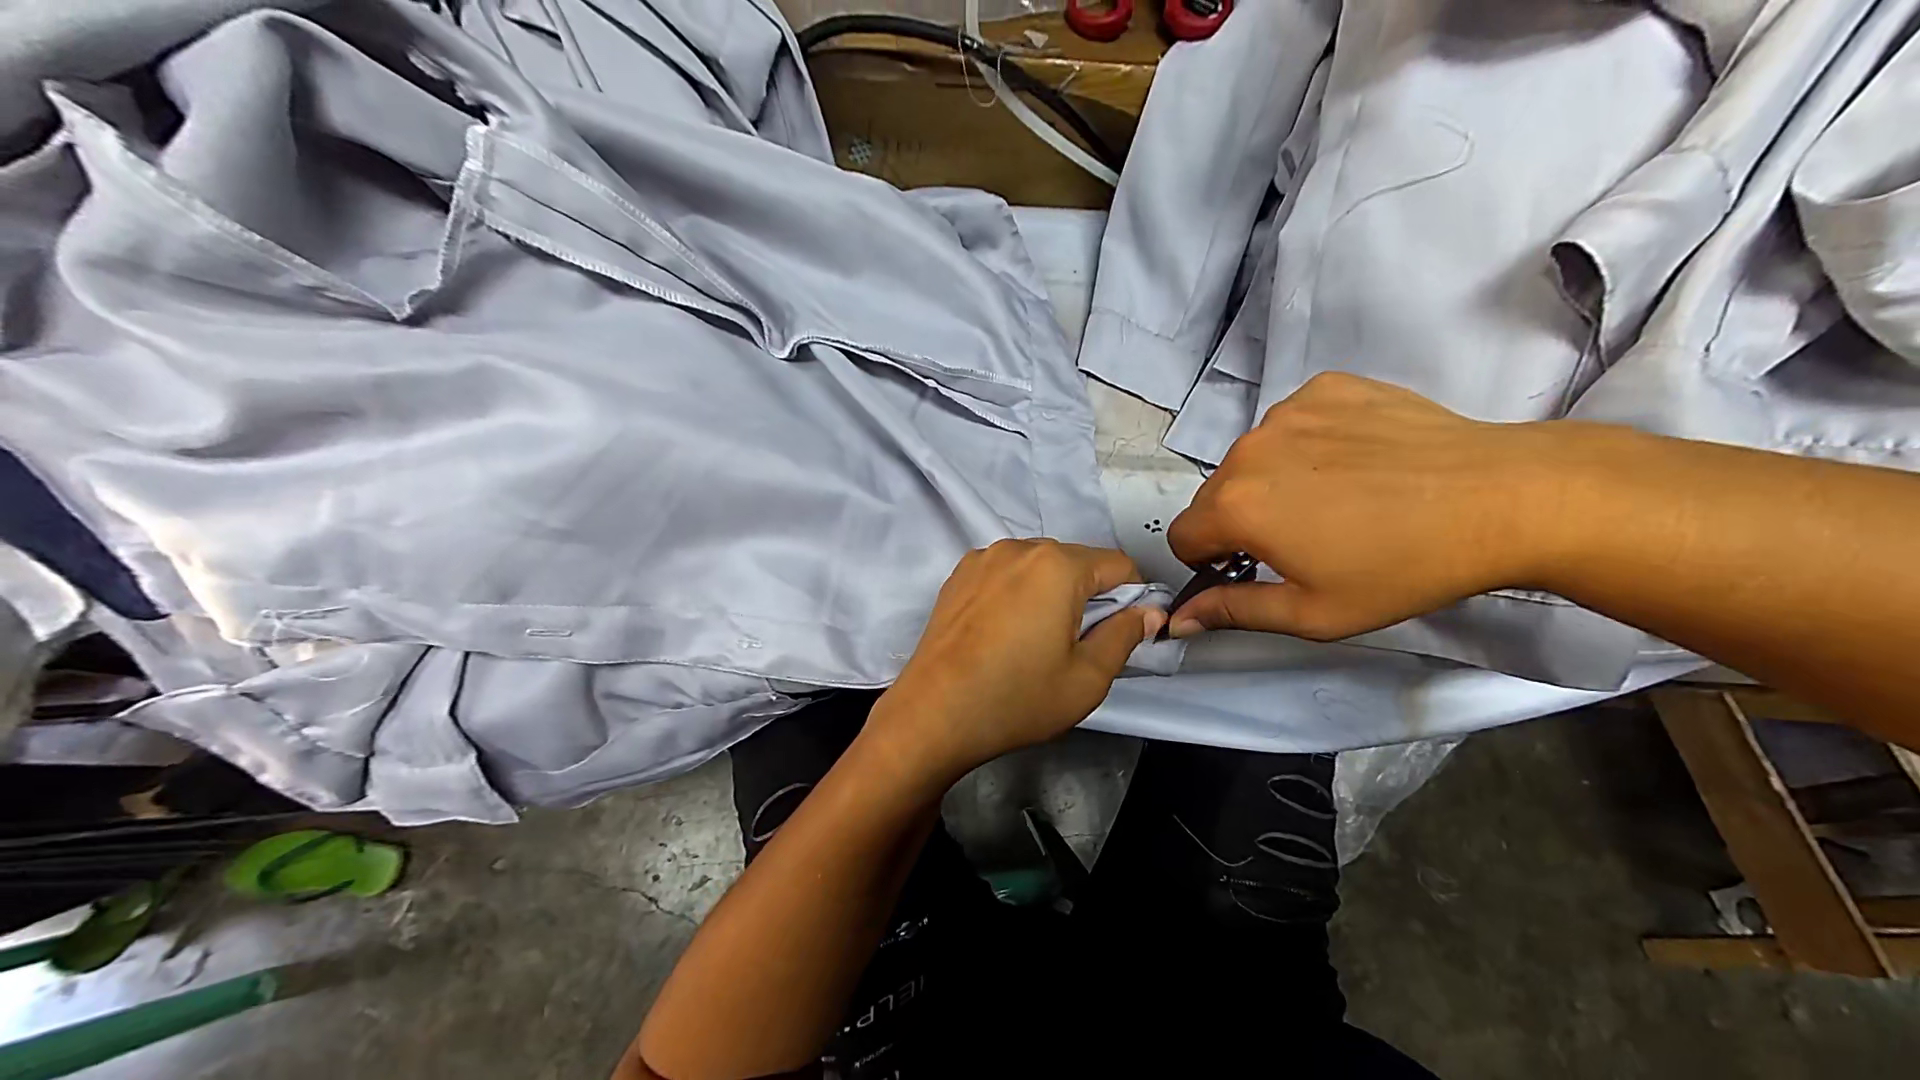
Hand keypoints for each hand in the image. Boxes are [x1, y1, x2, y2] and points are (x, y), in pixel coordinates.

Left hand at [864, 539, 1161, 783]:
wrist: (932, 715)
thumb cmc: (1016, 698)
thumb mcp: (1087, 678)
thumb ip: (1126, 635)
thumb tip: (1150, 611)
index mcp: (1057, 565)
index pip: (1119, 565)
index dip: (1135, 597)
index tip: (1128, 633)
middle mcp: (1018, 549)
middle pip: (1077, 562)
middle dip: (1091, 596)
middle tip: (1080, 645)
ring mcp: (982, 559)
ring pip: (1039, 567)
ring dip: (1053, 593)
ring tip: (1038, 642)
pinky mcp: (957, 577)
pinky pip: (1006, 575)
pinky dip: (1018, 594)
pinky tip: (1005, 634)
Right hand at [1166, 373, 1577, 639]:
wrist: (1505, 499)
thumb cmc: (1404, 567)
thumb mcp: (1313, 612)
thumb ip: (1232, 611)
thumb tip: (1179, 619)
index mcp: (1236, 506)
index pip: (1182, 535)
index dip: (1211, 560)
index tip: (1251, 568)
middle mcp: (1248, 450)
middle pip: (1215, 495)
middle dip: (1241, 520)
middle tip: (1304, 540)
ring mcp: (1288, 412)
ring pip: (1253, 458)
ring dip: (1273, 480)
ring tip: (1339, 498)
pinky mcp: (1326, 388)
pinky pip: (1292, 423)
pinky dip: (1309, 444)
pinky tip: (1356, 463)